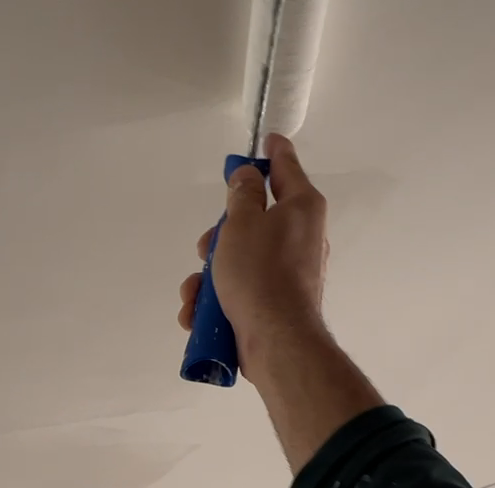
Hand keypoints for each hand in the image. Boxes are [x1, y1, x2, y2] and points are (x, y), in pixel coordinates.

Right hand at [176, 134, 330, 381]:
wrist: (276, 341)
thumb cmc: (259, 274)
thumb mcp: (241, 224)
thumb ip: (241, 195)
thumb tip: (248, 176)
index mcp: (301, 208)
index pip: (285, 167)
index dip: (272, 152)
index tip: (265, 140)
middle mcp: (301, 238)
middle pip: (254, 222)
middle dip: (219, 236)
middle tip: (204, 248)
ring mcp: (289, 275)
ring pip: (240, 262)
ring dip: (209, 277)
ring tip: (193, 293)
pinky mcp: (275, 306)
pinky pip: (242, 293)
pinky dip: (216, 302)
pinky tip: (197, 315)